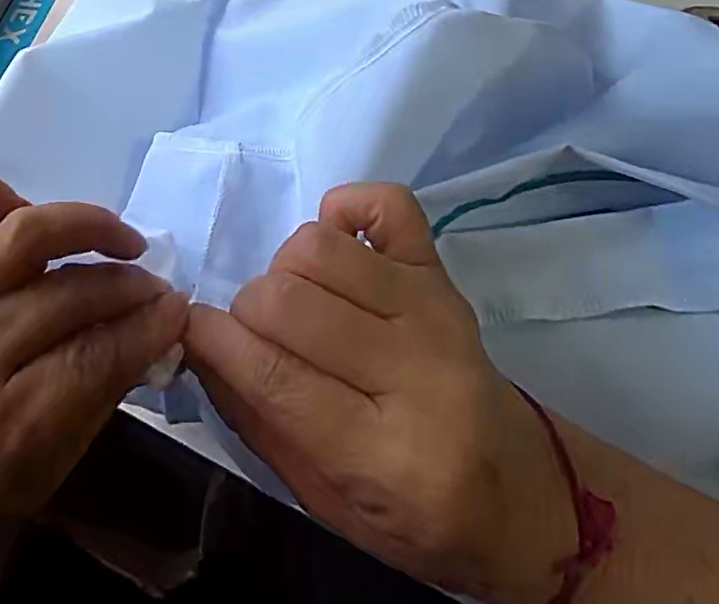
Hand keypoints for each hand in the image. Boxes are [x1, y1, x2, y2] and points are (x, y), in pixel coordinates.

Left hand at [0, 179, 187, 603]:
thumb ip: (104, 391)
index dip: (146, 328)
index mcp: (5, 421)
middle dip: (125, 284)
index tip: (178, 310)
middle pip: (64, 295)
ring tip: (119, 239)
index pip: (93, 355)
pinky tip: (25, 204)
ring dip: (82, 228)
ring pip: (20, 241)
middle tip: (156, 284)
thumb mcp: (56, 464)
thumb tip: (154, 329)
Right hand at [183, 184, 576, 603]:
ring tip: (298, 300)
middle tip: (257, 336)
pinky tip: (334, 241)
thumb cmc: (413, 512)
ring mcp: (437, 315)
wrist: (530, 500)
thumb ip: (246, 410)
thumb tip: (189, 337)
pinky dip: (344, 209)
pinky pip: (386, 206)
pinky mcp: (445, 278)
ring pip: (317, 248)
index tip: (189, 329)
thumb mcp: (317, 493)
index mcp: (388, 455)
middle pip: (284, 300)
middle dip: (245, 311)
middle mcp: (420, 377)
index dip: (208, 338)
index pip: (268, 371)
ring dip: (284, 269)